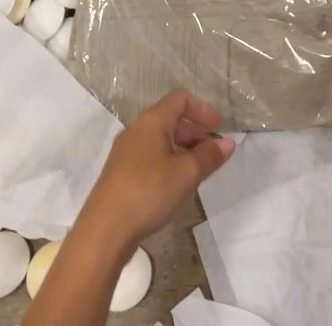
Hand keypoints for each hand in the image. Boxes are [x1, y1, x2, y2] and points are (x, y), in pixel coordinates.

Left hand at [74, 90, 234, 249]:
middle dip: (195, 133)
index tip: (219, 126)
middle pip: (170, 120)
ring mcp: (125, 153)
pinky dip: (168, 163)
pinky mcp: (120, 174)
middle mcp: (136, 131)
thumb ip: (209, 156)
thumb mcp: (186, 173)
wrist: (104, 231)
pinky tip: (175, 186)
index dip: (202, 109)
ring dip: (183, 150)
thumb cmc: (149, 192)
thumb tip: (227, 143)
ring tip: (198, 172)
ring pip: (160, 141)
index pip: (180, 100)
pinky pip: (150, 157)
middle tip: (213, 154)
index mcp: (151, 122)